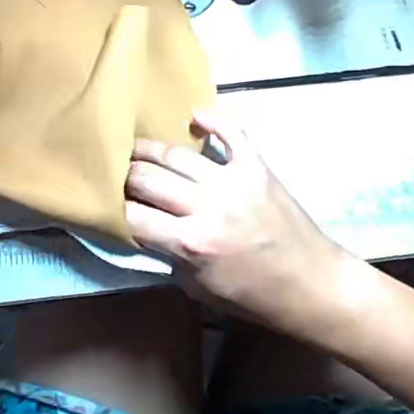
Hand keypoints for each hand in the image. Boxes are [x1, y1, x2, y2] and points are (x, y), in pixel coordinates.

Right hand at [124, 109, 361, 344]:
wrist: (313, 285)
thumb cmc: (253, 297)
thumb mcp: (198, 287)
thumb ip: (167, 254)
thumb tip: (140, 227)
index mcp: (191, 244)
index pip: (133, 216)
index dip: (111, 208)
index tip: (101, 203)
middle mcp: (208, 207)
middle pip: (147, 178)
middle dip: (122, 175)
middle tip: (113, 174)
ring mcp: (233, 182)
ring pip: (176, 154)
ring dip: (149, 150)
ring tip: (134, 150)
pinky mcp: (257, 167)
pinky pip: (231, 132)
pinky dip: (212, 120)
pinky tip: (193, 117)